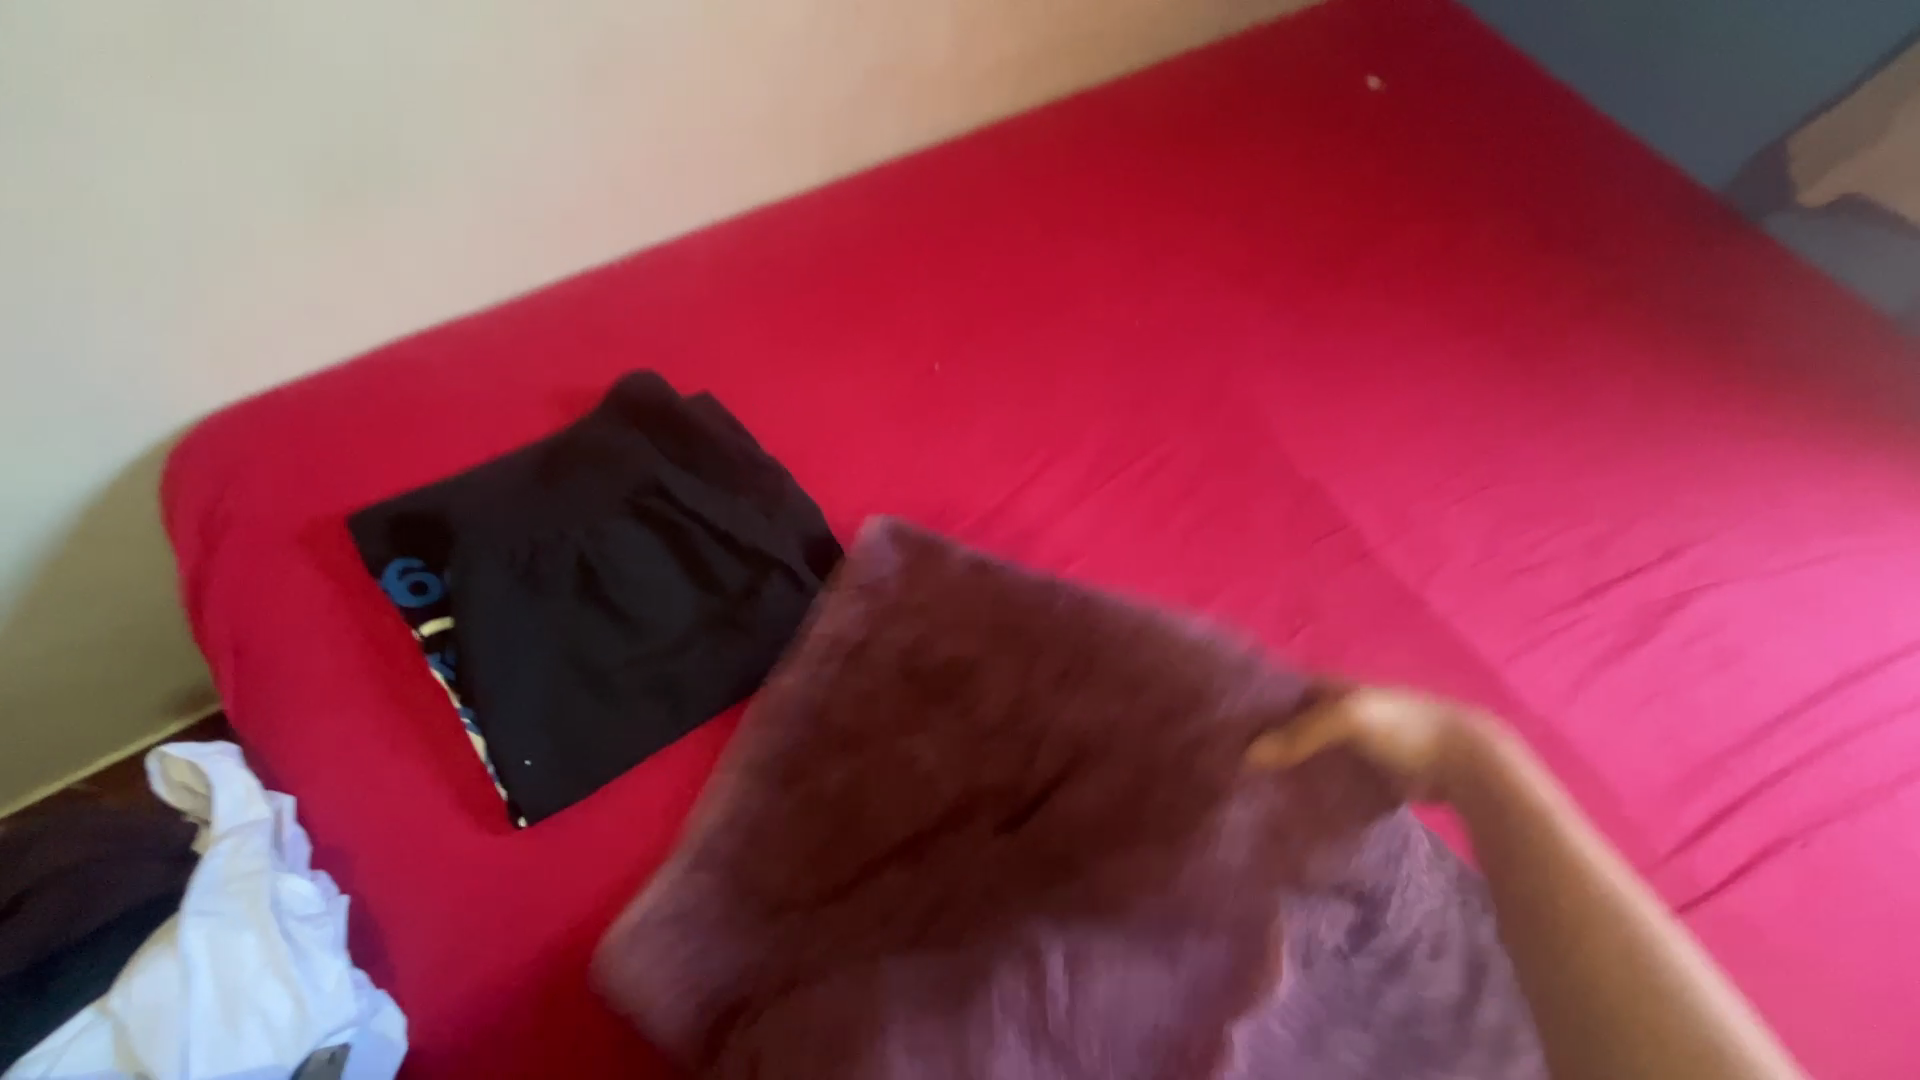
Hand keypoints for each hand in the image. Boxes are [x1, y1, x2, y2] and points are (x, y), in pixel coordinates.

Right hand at [1245, 686, 1504, 802]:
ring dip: (1287, 768)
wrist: (1468, 763)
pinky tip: (1291, 804)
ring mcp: (1355, 746)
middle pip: (1291, 725)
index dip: (1252, 708)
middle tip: (1230, 765)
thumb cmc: (1404, 727)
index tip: (1222, 730)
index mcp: (1330, 687)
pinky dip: (1313, 789)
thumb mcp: (1348, 719)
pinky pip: (1331, 780)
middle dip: (1266, 741)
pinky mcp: (1370, 776)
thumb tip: (1248, 755)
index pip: (1278, 693)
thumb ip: (1299, 734)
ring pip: (1309, 754)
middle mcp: (1337, 712)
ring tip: (1252, 788)